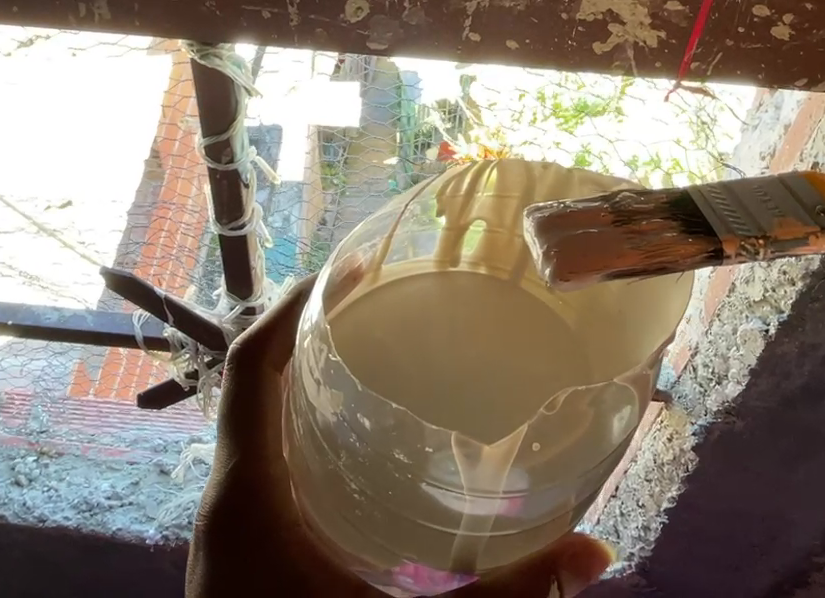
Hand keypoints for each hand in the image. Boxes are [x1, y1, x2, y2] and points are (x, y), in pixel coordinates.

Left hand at [187, 276, 614, 597]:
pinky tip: (355, 427)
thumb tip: (596, 555)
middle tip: (377, 299)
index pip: (248, 367)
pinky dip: (303, 420)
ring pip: (257, 417)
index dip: (290, 307)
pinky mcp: (245, 543)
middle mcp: (228, 495)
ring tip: (369, 342)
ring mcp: (232, 521)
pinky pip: (267, 454)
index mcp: (246, 496)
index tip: (348, 270)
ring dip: (300, 371)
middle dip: (305, 327)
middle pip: (252, 380)